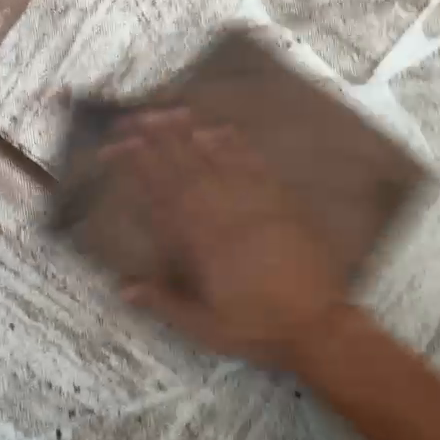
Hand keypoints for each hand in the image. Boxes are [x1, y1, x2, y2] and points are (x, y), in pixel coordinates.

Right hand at [113, 109, 351, 370]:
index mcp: (201, 242)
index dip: (139, 166)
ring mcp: (254, 203)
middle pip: (184, 167)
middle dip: (158, 138)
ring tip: (171, 111)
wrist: (319, 327)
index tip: (121, 146)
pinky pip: (254, 165)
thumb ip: (163, 302)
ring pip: (216, 159)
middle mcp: (223, 214)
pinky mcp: (281, 202)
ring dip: (191, 133)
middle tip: (137, 116)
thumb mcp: (204, 327)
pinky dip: (236, 145)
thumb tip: (122, 287)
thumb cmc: (257, 328)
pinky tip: (222, 130)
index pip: (162, 193)